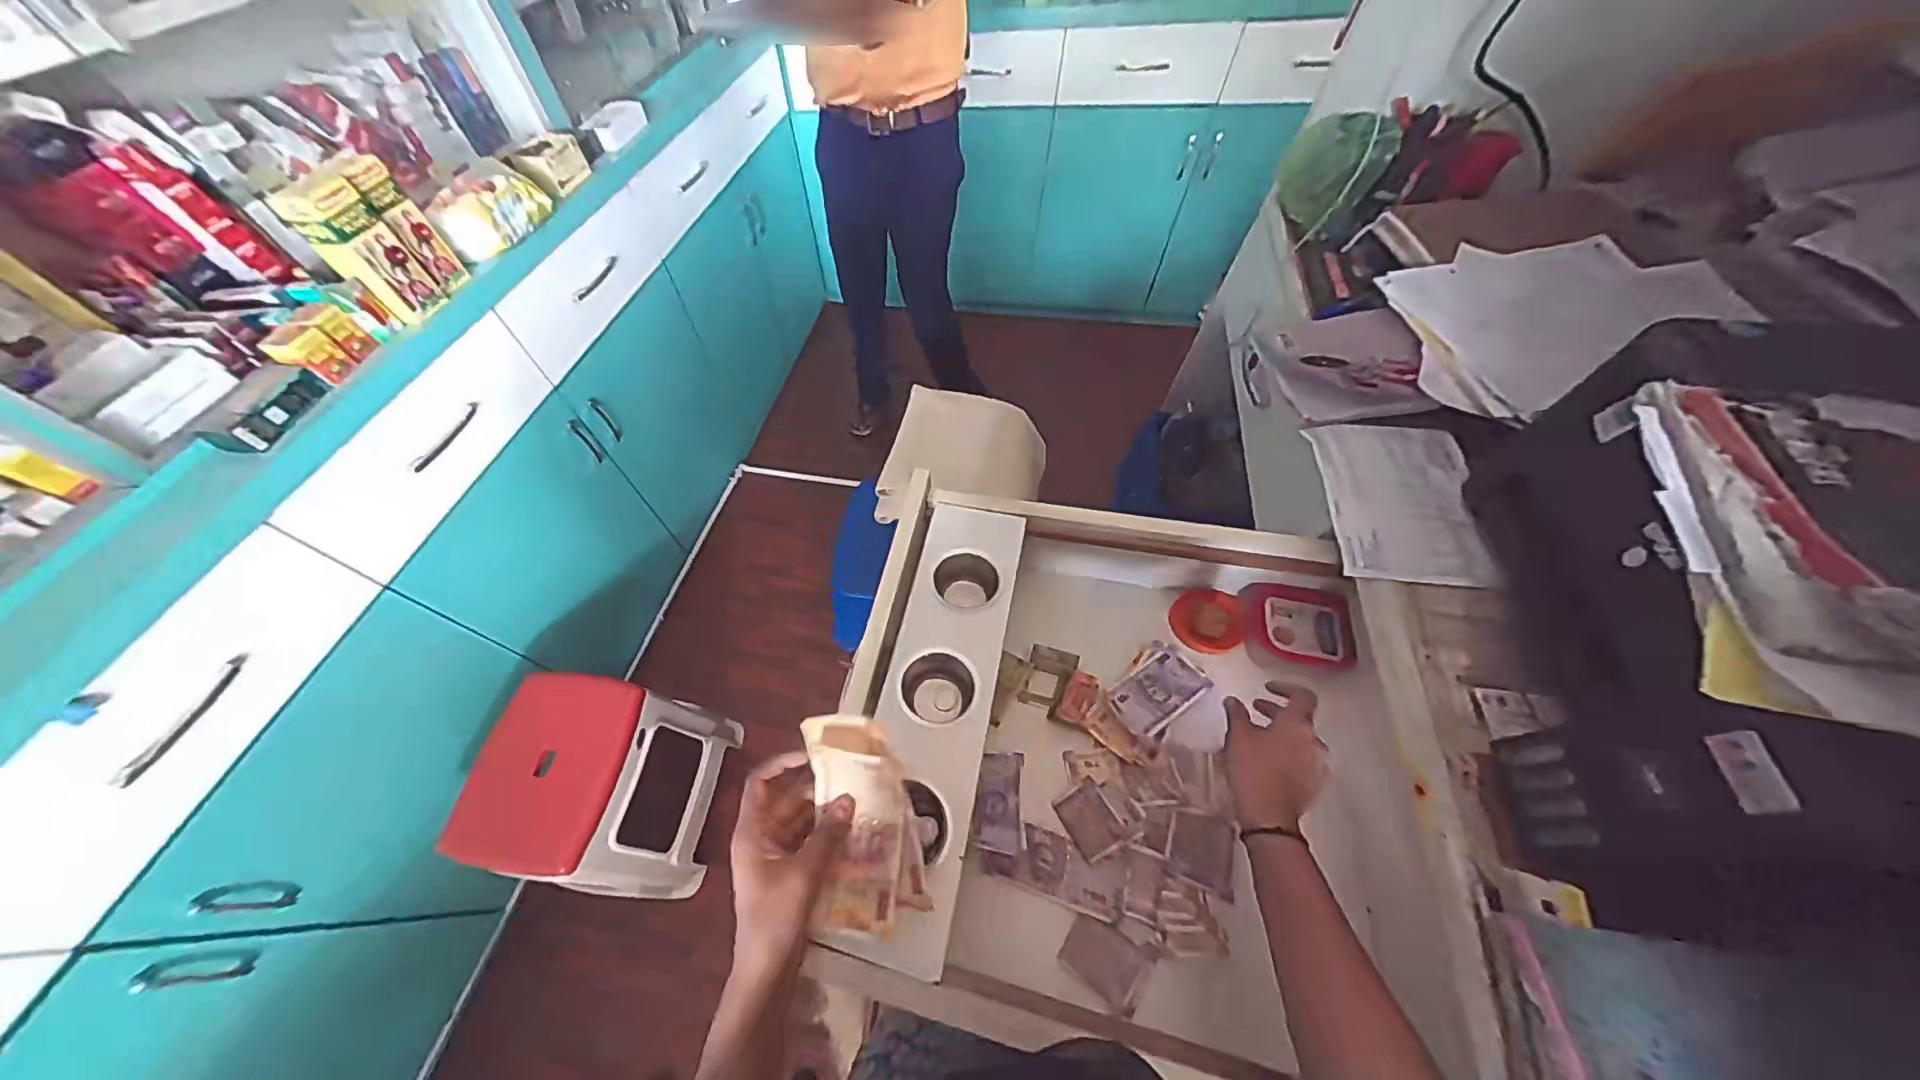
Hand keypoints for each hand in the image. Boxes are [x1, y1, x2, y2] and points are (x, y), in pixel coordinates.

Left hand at [729, 752, 851, 973]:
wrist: (766, 972)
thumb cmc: (774, 921)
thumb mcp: (803, 873)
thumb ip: (827, 835)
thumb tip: (847, 801)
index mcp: (751, 832)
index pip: (760, 783)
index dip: (782, 763)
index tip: (812, 756)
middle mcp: (760, 839)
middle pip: (786, 800)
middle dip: (816, 789)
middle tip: (848, 779)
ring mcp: (775, 857)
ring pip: (801, 821)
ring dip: (825, 813)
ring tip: (856, 803)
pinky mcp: (789, 873)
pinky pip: (808, 842)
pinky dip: (827, 835)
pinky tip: (851, 832)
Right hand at [1223, 681, 1328, 830]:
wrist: (1270, 817)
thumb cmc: (1253, 771)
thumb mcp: (1238, 737)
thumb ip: (1237, 713)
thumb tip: (1234, 701)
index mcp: (1297, 725)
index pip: (1303, 696)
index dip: (1286, 688)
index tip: (1268, 688)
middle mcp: (1314, 741)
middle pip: (1300, 718)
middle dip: (1277, 712)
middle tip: (1256, 711)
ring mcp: (1319, 764)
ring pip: (1302, 739)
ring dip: (1283, 733)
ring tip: (1260, 738)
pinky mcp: (1317, 783)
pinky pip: (1304, 759)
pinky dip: (1290, 752)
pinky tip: (1271, 760)